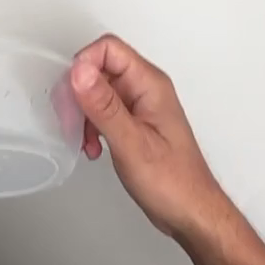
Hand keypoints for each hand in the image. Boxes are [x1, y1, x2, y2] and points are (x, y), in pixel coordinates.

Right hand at [70, 34, 230, 240]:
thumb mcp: (131, 143)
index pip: (108, 49)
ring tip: (84, 140)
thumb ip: (103, 105)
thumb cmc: (173, 183)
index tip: (72, 93)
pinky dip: (91, 125)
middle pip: (99, 67)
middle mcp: (144, 88)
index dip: (84, 65)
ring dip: (83, 112)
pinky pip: (102, 108)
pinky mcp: (133, 121)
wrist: (192, 215)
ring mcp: (139, 104)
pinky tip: (93, 146)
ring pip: (98, 89)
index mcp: (149, 84)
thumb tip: (79, 70)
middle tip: (72, 120)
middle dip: (79, 92)